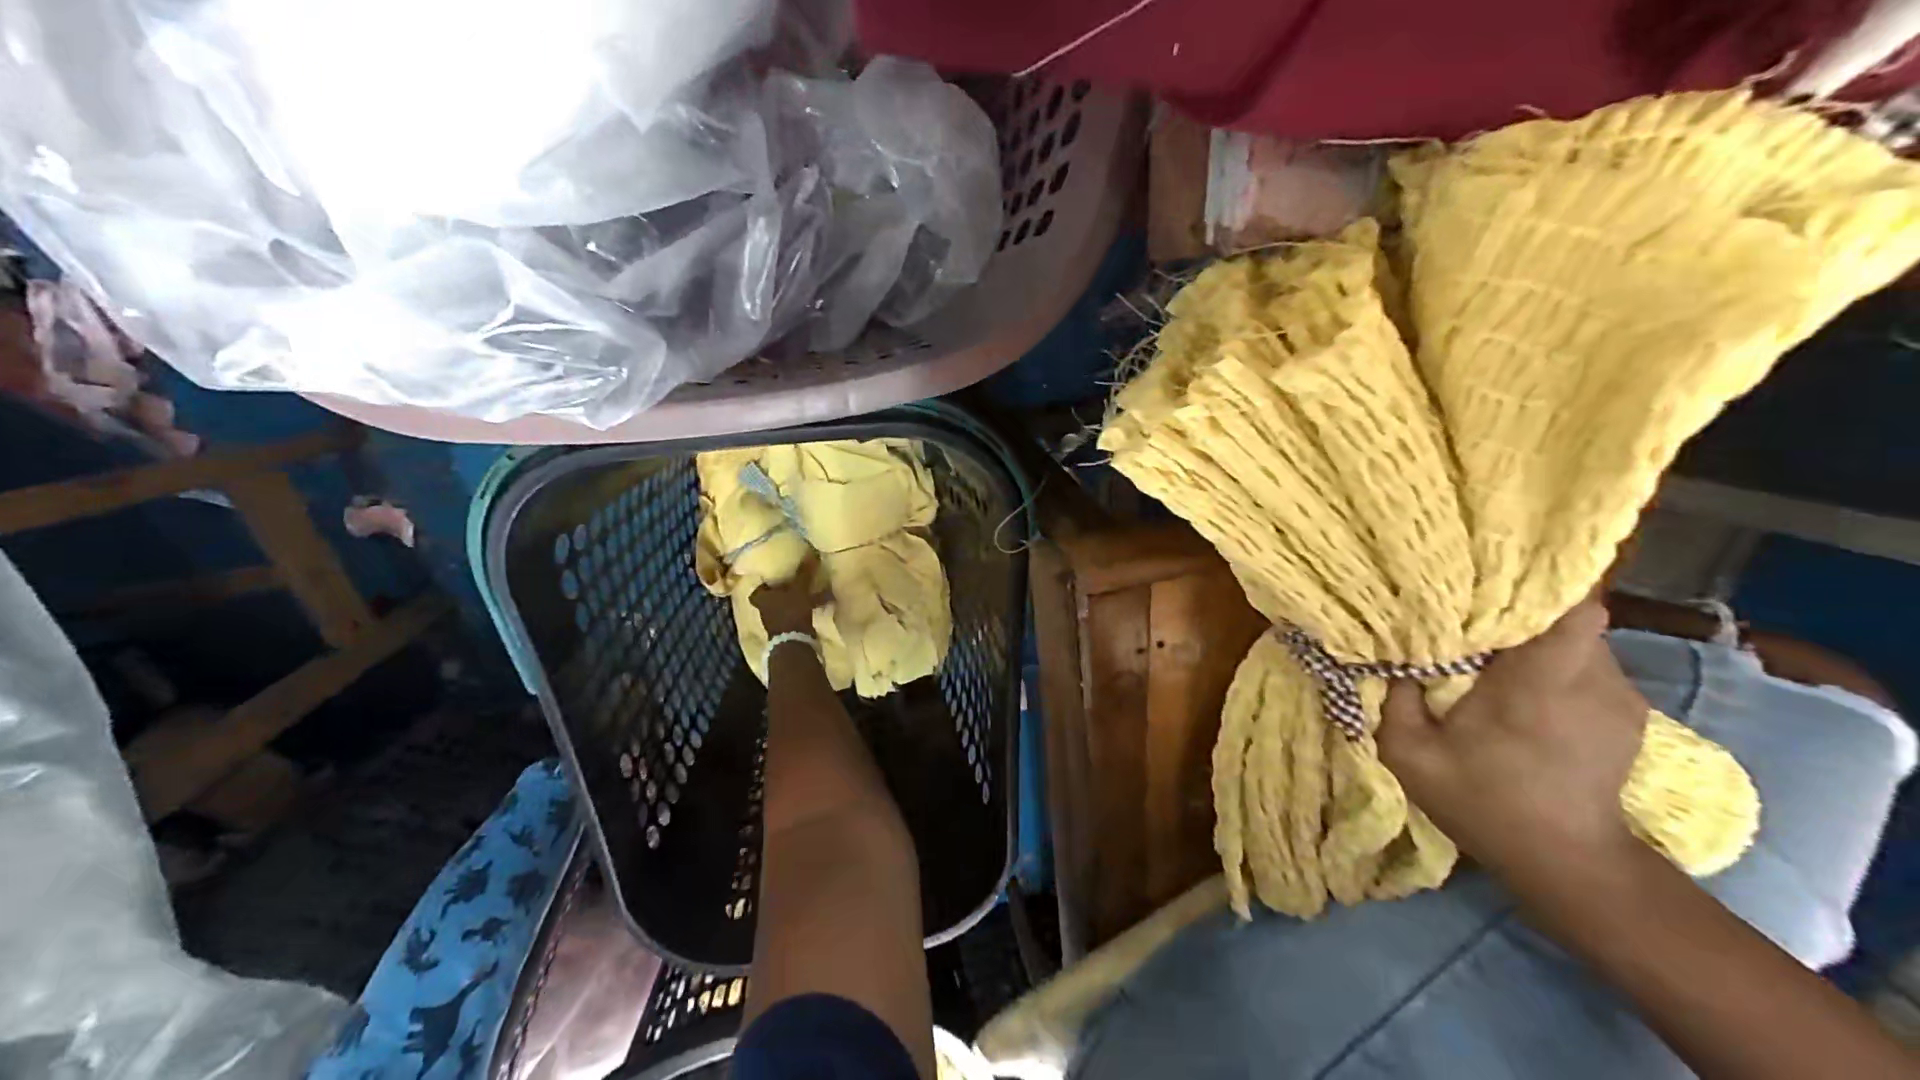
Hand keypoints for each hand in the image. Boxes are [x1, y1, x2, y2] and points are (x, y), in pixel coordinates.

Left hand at [751, 554, 824, 636]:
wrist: (795, 641)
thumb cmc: (791, 611)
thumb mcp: (799, 589)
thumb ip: (804, 573)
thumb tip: (810, 554)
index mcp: (761, 598)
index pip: (759, 588)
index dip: (766, 582)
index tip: (776, 575)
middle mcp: (764, 610)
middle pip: (772, 597)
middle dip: (783, 590)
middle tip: (796, 581)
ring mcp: (775, 621)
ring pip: (785, 606)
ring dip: (796, 600)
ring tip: (812, 591)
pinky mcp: (788, 629)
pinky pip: (796, 614)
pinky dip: (805, 609)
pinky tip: (819, 604)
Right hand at [1378, 601, 1648, 881]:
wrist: (1567, 861)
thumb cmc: (1483, 803)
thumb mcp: (1410, 754)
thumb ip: (1395, 698)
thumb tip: (1392, 653)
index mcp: (1539, 685)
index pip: (1570, 611)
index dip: (1537, 587)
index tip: (1491, 582)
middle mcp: (1591, 681)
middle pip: (1568, 616)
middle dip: (1524, 611)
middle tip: (1476, 618)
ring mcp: (1619, 697)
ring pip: (1578, 639)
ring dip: (1538, 640)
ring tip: (1496, 654)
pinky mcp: (1629, 712)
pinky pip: (1588, 664)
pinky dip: (1556, 663)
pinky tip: (1525, 689)